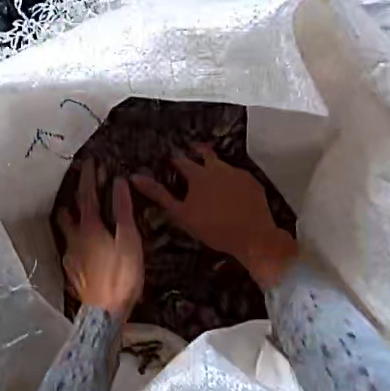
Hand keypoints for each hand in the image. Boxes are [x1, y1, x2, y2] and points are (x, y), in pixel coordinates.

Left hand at [54, 164, 144, 321]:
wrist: (104, 313)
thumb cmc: (121, 275)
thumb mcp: (129, 240)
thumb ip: (122, 211)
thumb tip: (118, 182)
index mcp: (88, 227)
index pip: (86, 195)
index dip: (89, 178)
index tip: (90, 162)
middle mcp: (73, 238)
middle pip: (67, 212)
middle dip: (72, 198)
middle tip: (79, 189)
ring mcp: (69, 256)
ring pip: (65, 231)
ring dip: (70, 220)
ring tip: (77, 216)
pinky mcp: (71, 272)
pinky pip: (70, 249)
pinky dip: (76, 241)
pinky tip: (83, 247)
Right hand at [130, 144, 297, 290]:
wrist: (253, 238)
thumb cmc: (213, 227)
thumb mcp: (181, 213)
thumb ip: (159, 194)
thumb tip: (136, 178)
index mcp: (199, 175)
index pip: (181, 160)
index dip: (173, 159)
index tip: (167, 160)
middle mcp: (218, 169)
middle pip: (204, 154)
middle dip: (195, 153)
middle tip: (189, 155)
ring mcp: (238, 174)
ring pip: (222, 163)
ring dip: (213, 165)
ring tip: (209, 175)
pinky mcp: (253, 182)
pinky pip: (237, 174)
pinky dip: (230, 177)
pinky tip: (229, 188)